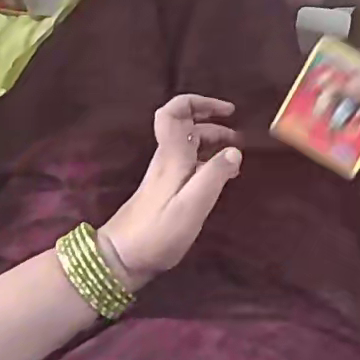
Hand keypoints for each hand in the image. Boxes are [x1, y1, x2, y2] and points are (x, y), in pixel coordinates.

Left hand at [101, 95, 243, 286]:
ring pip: (189, 144)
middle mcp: (167, 158)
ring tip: (235, 155)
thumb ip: (214, 176)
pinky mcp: (165, 188)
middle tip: (237, 135)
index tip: (227, 110)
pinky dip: (207, 160)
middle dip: (212, 123)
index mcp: (172, 156)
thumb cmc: (158, 232)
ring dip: (212, 142)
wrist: (122, 257)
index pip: (175, 111)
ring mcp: (164, 173)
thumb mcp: (192, 206)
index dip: (199, 102)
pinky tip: (221, 175)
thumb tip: (234, 150)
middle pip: (186, 124)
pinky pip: (189, 162)